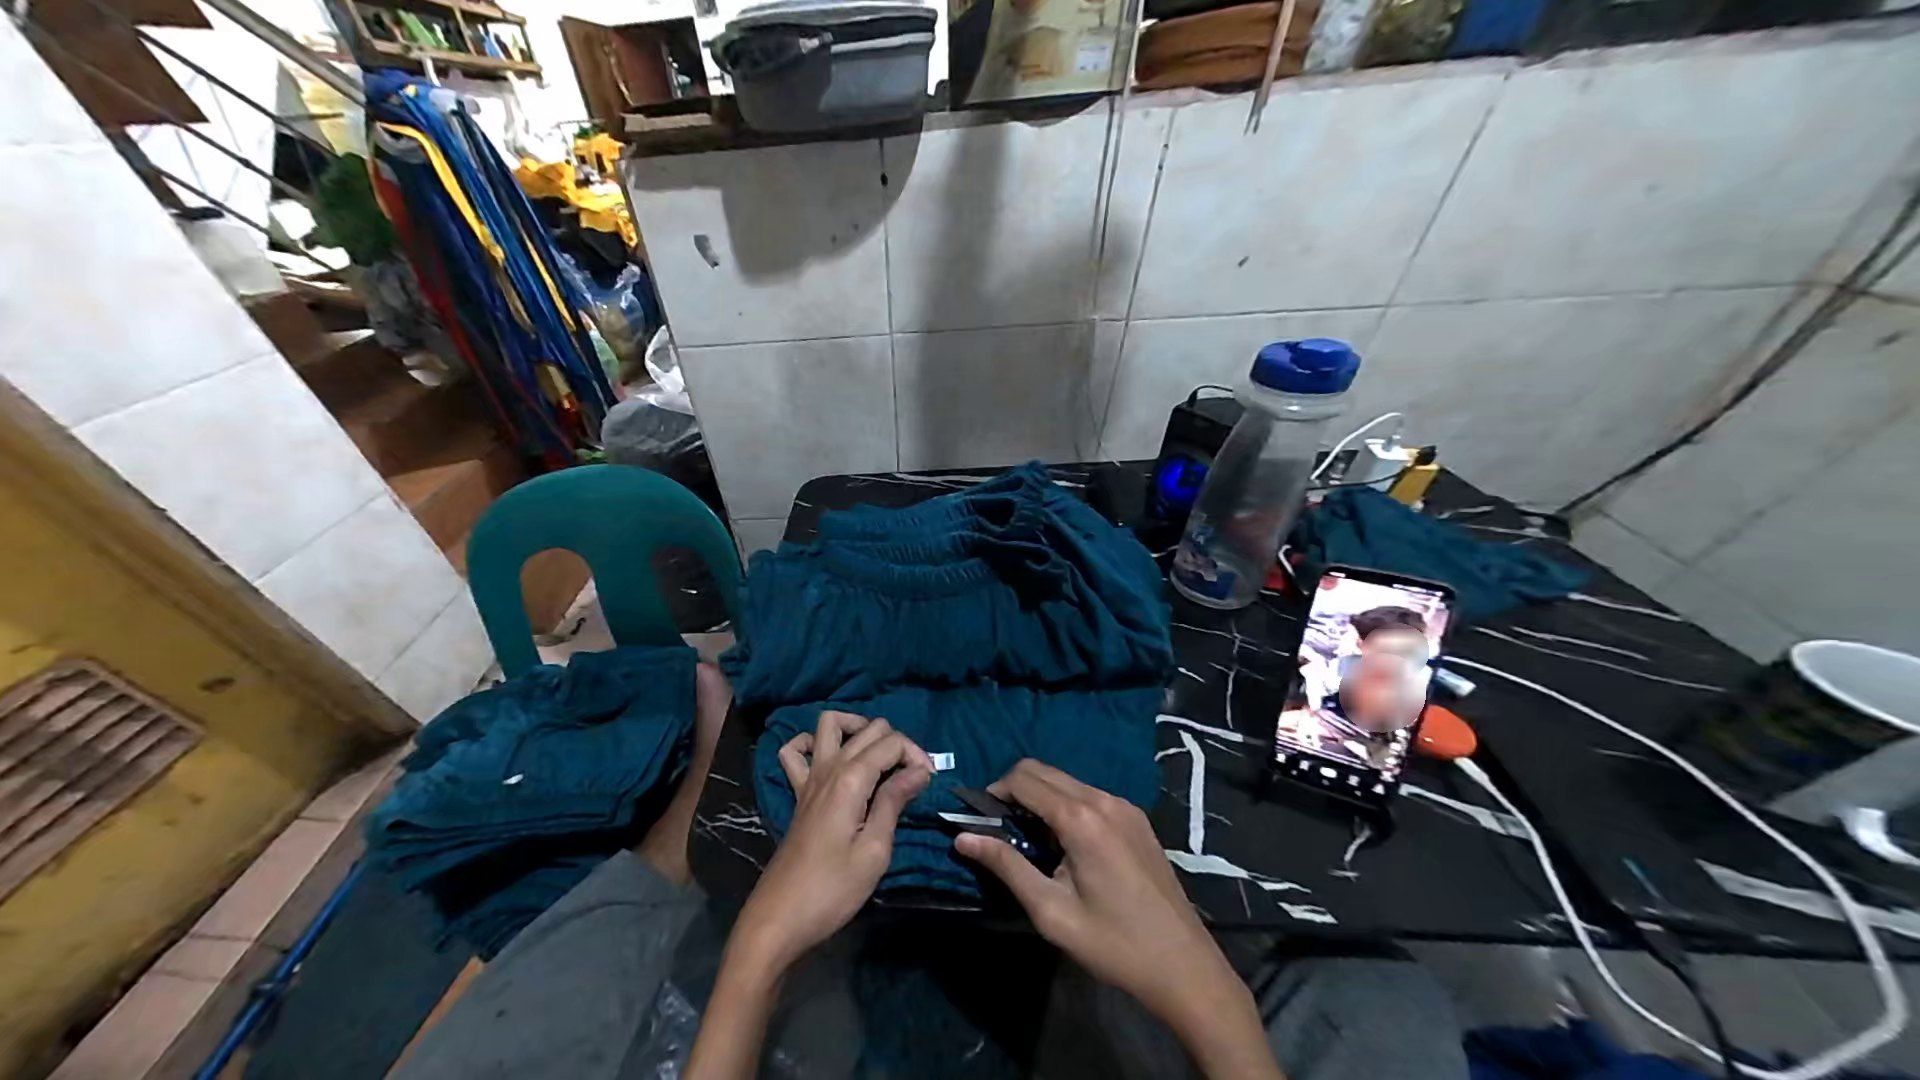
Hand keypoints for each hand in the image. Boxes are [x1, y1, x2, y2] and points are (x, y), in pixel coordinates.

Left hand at [733, 711, 932, 971]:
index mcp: (851, 779)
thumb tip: (918, 770)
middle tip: (912, 776)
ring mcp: (809, 778)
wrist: (779, 919)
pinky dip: (811, 744)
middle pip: (869, 728)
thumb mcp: (874, 851)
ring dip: (857, 728)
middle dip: (897, 743)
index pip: (892, 743)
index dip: (917, 756)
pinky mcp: (798, 794)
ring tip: (879, 755)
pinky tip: (831, 759)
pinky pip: (794, 752)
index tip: (929, 783)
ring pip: (829, 724)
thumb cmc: (833, 890)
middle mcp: (828, 768)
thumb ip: (894, 802)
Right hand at [955, 761, 1282, 1078]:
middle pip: (1043, 771)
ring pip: (1066, 780)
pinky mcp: (1136, 817)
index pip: (1024, 779)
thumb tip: (963, 838)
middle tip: (1000, 828)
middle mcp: (1103, 799)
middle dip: (1014, 789)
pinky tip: (1064, 842)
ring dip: (1040, 797)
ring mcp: (1124, 806)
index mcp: (1080, 818)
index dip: (995, 791)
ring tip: (1030, 839)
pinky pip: (1089, 795)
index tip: (980, 818)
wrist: (1184, 965)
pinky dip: (1065, 804)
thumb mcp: (1051, 911)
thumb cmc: (1112, 943)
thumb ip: (1006, 866)